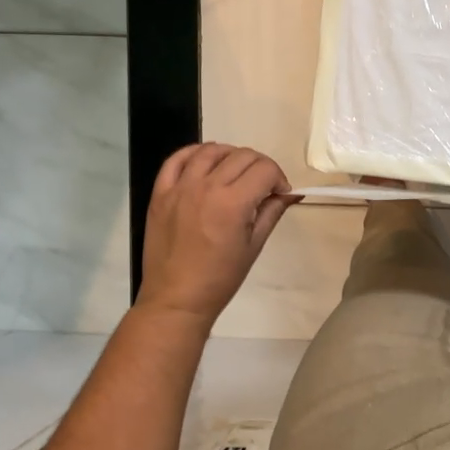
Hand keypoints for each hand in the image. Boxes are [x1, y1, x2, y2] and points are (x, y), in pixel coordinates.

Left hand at [138, 144, 299, 323]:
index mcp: (233, 203)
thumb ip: (271, 212)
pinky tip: (205, 162)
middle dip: (261, 166)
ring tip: (236, 172)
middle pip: (242, 156)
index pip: (265, 169)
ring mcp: (180, 188)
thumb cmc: (220, 278)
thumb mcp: (254, 245)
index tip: (279, 193)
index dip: (279, 178)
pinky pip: (176, 159)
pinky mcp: (160, 193)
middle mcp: (206, 187)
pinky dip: (194, 153)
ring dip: (231, 155)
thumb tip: (289, 193)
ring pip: (211, 151)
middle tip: (263, 185)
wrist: (177, 298)